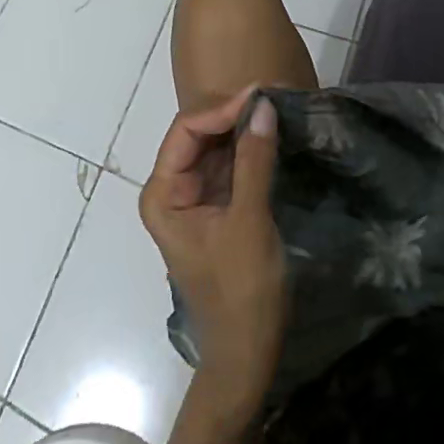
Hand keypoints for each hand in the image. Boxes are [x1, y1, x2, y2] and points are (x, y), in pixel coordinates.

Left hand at [140, 86, 287, 404]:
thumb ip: (254, 161)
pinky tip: (275, 131)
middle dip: (234, 112)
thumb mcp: (248, 222)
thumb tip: (265, 106)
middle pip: (199, 133)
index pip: (185, 132)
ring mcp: (198, 197)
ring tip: (280, 104)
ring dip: (246, 126)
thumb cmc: (240, 290)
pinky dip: (252, 146)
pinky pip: (233, 164)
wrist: (248, 349)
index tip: (262, 94)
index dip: (221, 108)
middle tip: (276, 94)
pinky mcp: (221, 205)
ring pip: (218, 146)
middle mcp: (174, 189)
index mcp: (163, 194)